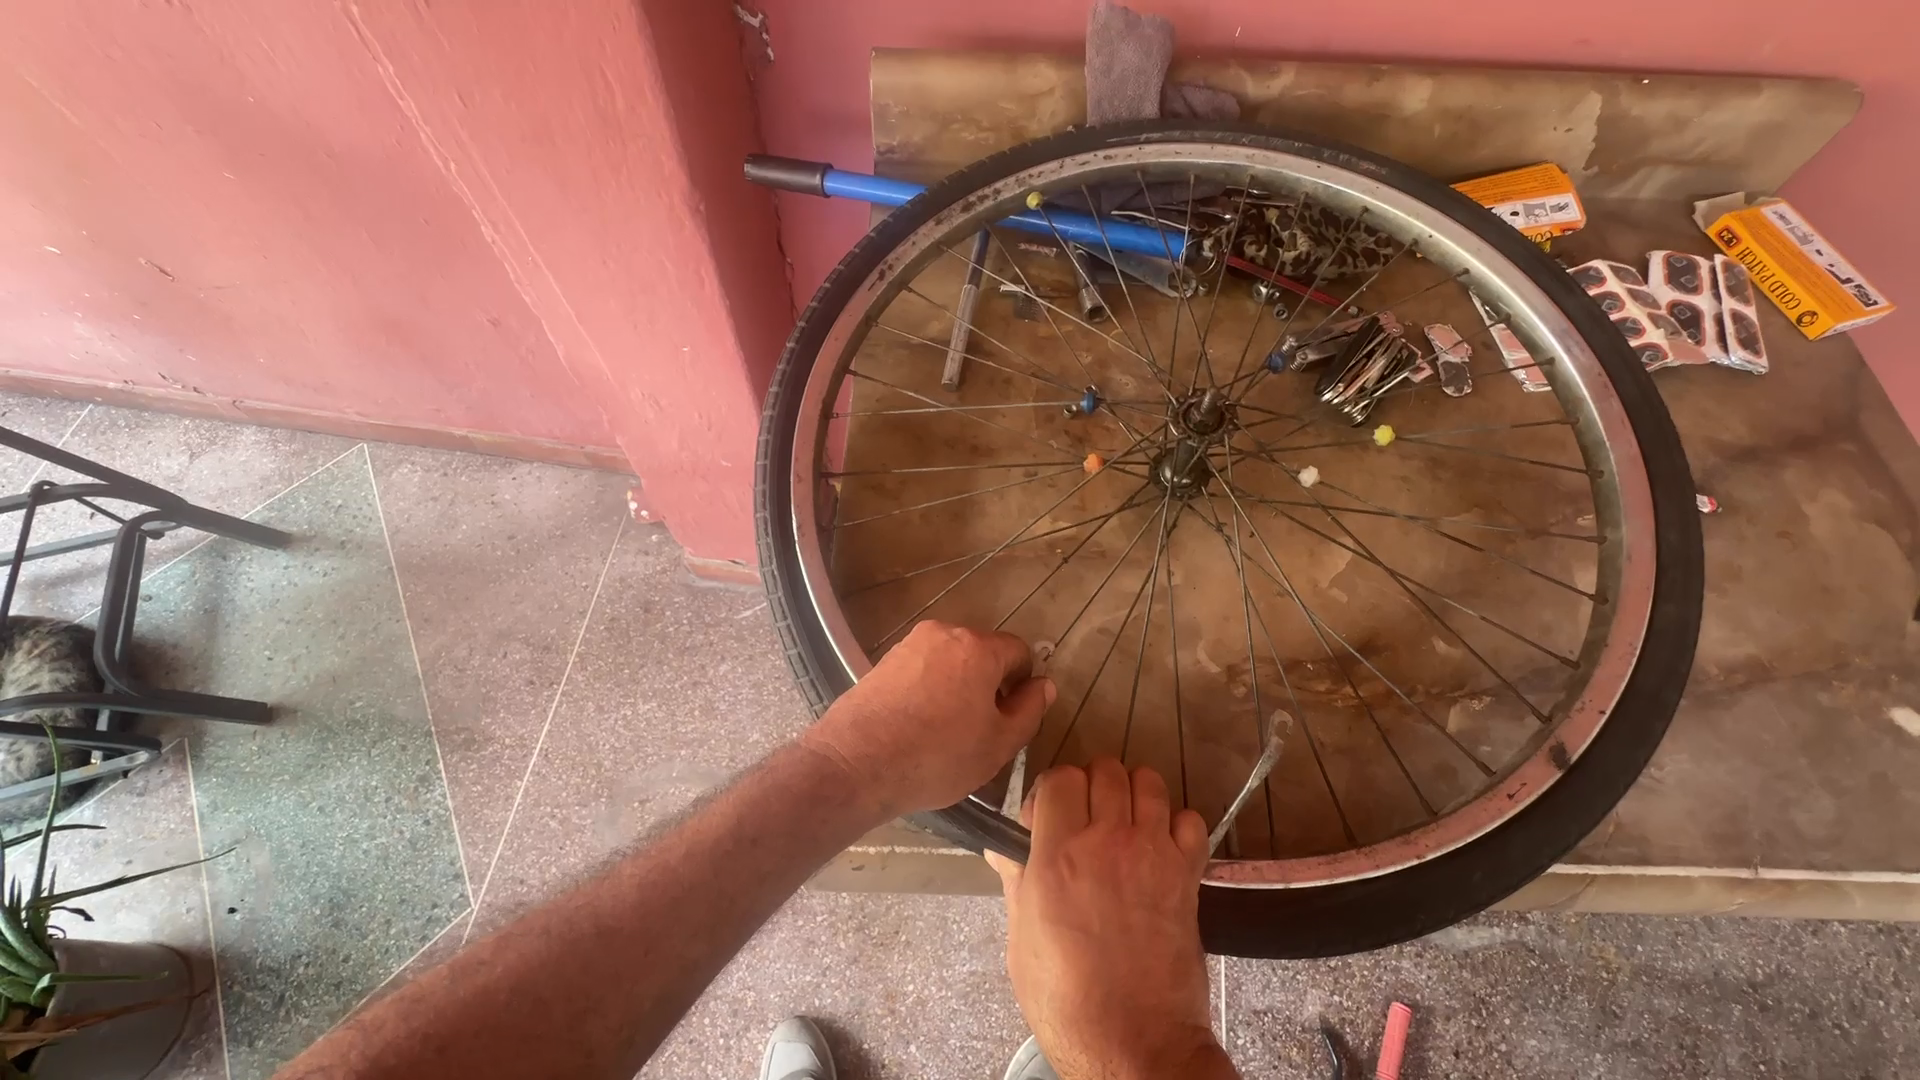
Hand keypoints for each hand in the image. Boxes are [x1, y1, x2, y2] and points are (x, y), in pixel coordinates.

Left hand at [802, 621, 1053, 819]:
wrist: (855, 763)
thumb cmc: (938, 756)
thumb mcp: (998, 744)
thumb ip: (1029, 710)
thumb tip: (1043, 685)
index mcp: (978, 648)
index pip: (1018, 651)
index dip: (1022, 684)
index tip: (1009, 718)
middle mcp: (944, 633)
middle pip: (982, 654)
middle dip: (988, 685)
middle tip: (979, 730)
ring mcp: (909, 645)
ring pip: (950, 662)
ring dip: (957, 688)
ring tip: (944, 732)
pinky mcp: (882, 662)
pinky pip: (921, 671)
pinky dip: (928, 691)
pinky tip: (916, 728)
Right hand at [986, 759, 1236, 1079]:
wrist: (1135, 1044)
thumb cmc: (1066, 1000)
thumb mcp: (1021, 941)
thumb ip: (1016, 881)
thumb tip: (1004, 846)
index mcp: (1057, 857)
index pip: (1060, 777)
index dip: (1052, 791)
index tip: (1048, 818)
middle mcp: (1107, 842)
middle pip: (1105, 769)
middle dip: (1091, 784)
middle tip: (1085, 817)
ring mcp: (1153, 854)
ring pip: (1148, 781)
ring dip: (1132, 793)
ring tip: (1123, 822)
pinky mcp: (1187, 874)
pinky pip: (1189, 819)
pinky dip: (1175, 823)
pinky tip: (1160, 846)